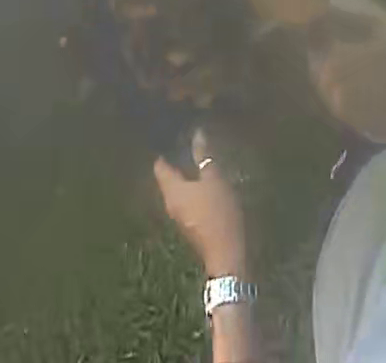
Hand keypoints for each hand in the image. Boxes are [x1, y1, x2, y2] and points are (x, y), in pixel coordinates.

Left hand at [153, 130, 246, 275]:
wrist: (226, 252)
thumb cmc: (218, 211)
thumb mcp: (214, 179)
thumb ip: (204, 156)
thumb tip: (197, 134)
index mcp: (171, 190)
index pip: (159, 165)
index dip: (165, 149)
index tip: (175, 134)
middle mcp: (169, 202)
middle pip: (167, 177)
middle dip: (177, 160)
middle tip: (190, 141)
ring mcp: (178, 214)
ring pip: (177, 188)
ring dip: (186, 174)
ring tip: (200, 158)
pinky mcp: (188, 222)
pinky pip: (185, 198)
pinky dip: (191, 187)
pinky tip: (205, 181)